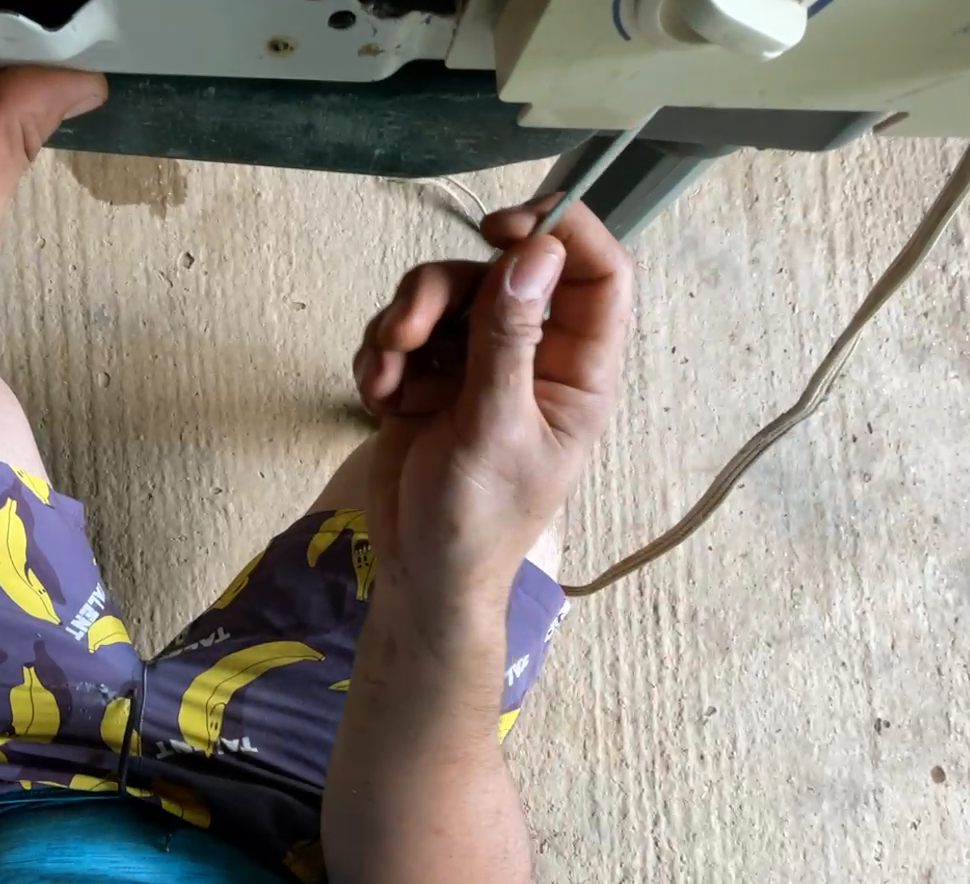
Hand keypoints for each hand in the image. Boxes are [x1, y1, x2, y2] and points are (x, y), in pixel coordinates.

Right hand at [353, 197, 631, 606]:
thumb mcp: (493, 431)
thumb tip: (534, 252)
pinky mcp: (424, 383)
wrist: (418, 571)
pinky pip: (401, 338)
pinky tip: (374, 398)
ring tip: (381, 377)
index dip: (560, 233)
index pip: (595, 276)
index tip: (502, 226)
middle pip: (494, 278)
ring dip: (398, 329)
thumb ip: (509, 342)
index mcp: (575, 374)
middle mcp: (527, 360)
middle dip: (439, 295)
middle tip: (403, 331)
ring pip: (439, 302)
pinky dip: (379, 359)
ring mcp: (472, 370)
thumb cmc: (476, 521)